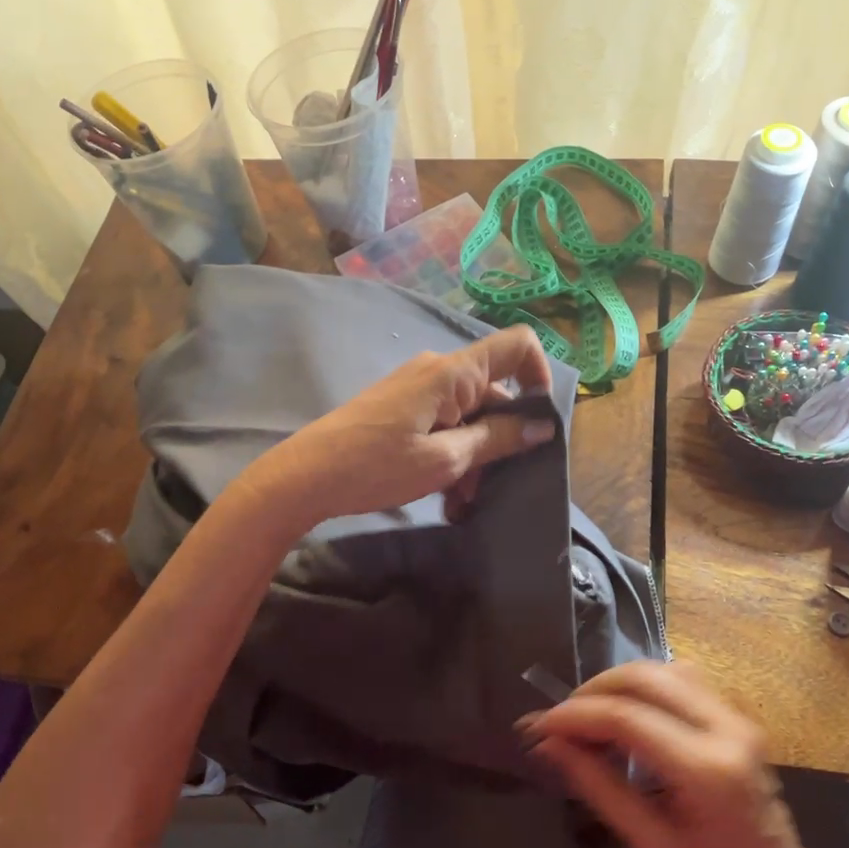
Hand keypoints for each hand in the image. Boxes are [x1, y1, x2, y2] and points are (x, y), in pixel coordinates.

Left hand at [242, 325, 555, 525]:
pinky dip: (453, 453)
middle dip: (501, 439)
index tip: (538, 423)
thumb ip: (496, 439)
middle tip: (490, 487)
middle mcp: (438, 371)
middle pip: (494, 392)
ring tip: (461, 501)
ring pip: (470, 415)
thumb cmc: (376, 466)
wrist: (306, 476)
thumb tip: (542, 427)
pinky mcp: (403, 407)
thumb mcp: (444, 460)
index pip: (517, 346)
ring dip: (476, 455)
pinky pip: (445, 423)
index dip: (539, 376)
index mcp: (452, 373)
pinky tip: (445, 493)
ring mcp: (418, 389)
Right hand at [523, 661, 819, 847]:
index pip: (626, 718)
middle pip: (646, 678)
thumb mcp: (647, 843)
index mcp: (706, 770)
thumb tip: (548, 745)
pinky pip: (685, 680)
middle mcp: (727, 729)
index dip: (575, 715)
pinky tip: (627, 711)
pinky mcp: (739, 716)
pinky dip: (647, 686)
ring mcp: (738, 717)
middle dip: (594, 690)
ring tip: (589, 715)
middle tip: (561, 719)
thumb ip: (597, 785)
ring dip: (620, 683)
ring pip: (666, 669)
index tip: (539, 726)